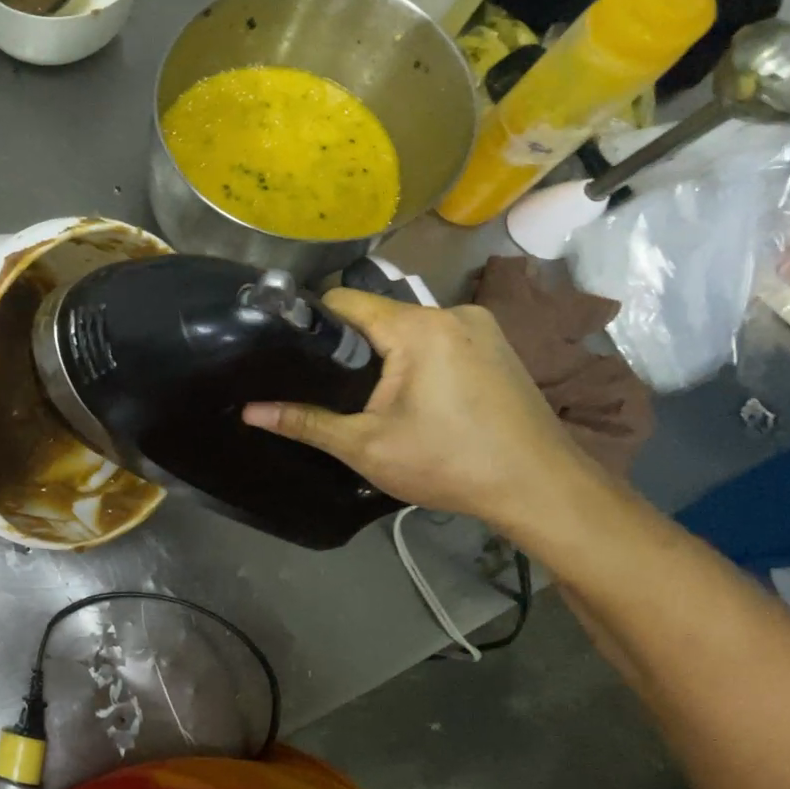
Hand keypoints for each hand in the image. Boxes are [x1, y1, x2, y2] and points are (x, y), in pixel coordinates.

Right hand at [241, 288, 596, 529]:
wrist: (539, 487)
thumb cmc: (448, 462)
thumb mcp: (365, 445)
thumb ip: (305, 422)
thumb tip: (250, 413)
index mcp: (418, 328)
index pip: (345, 301)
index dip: (311, 323)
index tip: (289, 351)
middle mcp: (452, 314)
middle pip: (378, 316)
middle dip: (349, 346)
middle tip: (322, 385)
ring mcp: (481, 328)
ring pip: (408, 329)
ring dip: (384, 355)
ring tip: (364, 397)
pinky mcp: (498, 347)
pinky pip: (438, 340)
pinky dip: (416, 360)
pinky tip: (410, 399)